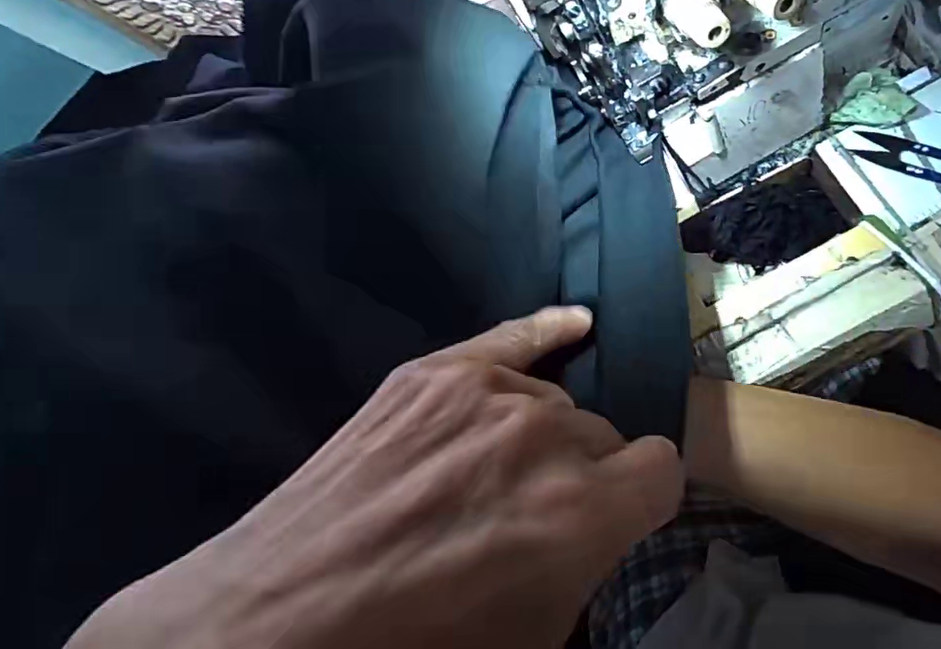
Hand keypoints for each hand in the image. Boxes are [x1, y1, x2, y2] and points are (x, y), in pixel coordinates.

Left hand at [66, 306, 683, 648]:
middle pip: (600, 434)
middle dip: (582, 474)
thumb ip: (588, 565)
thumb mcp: (533, 640)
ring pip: (552, 401)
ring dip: (538, 437)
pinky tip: (576, 324)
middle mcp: (542, 436)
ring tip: (488, 475)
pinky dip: (548, 332)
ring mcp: (483, 391)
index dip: (642, 497)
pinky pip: (514, 336)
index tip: (622, 512)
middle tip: (533, 513)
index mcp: (578, 515)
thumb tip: (602, 517)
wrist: (281, 622)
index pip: (659, 470)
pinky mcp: (435, 369)